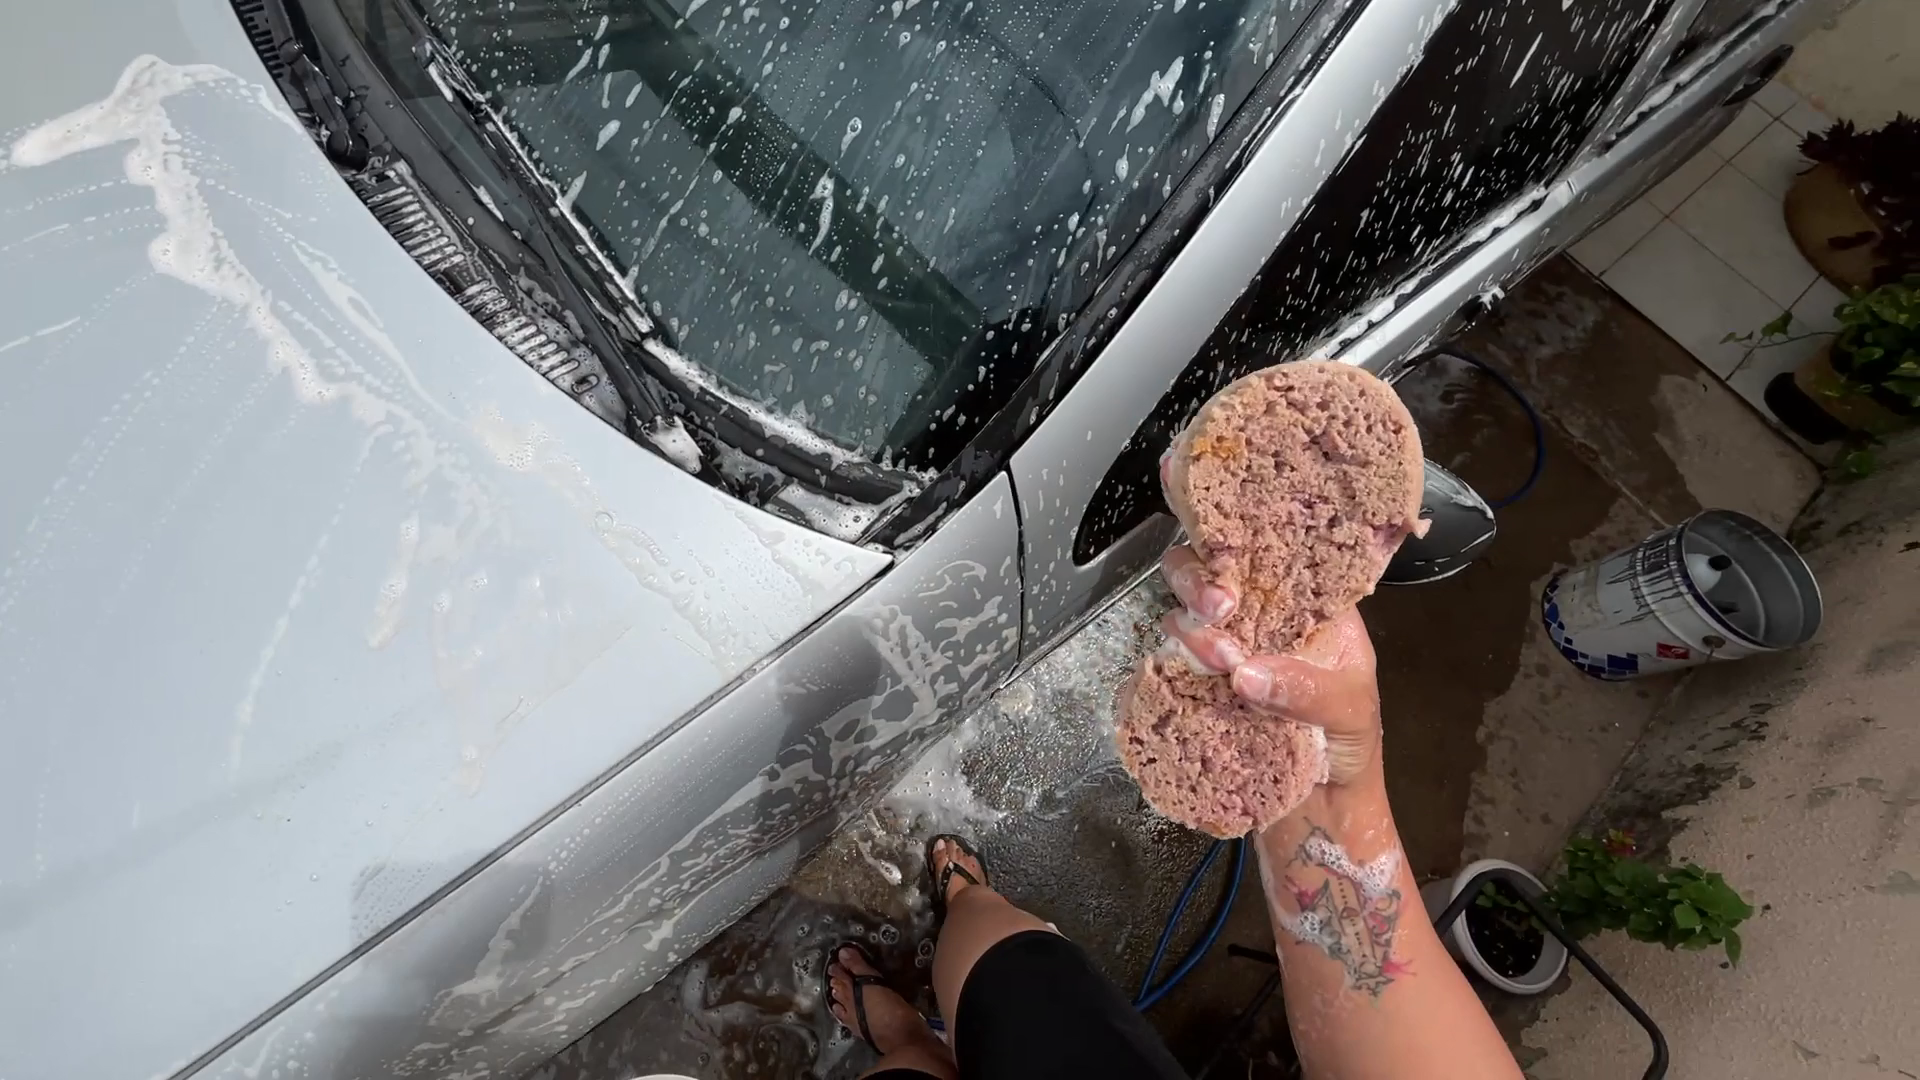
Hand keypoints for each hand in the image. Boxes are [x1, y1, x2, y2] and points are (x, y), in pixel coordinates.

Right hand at [1159, 543, 1381, 784]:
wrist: (1318, 808)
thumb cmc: (1349, 748)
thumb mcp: (1351, 713)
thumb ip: (1308, 690)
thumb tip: (1245, 674)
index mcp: (1303, 607)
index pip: (1269, 554)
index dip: (1245, 550)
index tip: (1236, 580)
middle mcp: (1255, 617)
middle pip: (1209, 571)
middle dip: (1199, 580)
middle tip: (1215, 608)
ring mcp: (1219, 648)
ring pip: (1183, 612)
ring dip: (1188, 626)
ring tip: (1213, 661)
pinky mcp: (1192, 682)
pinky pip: (1167, 660)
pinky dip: (1166, 665)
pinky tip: (1175, 678)